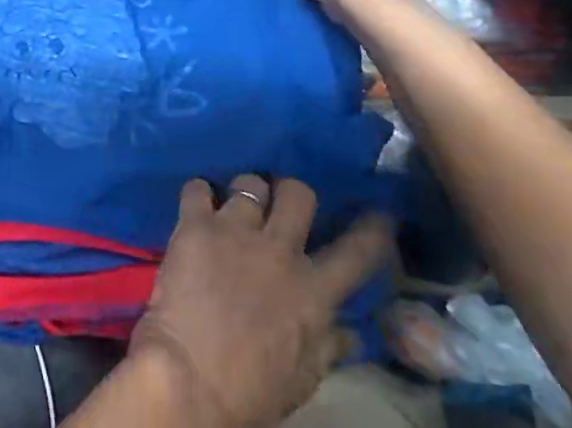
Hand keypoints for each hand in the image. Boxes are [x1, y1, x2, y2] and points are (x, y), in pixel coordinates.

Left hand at [127, 176, 394, 427]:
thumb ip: (327, 345)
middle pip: (298, 194)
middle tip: (278, 203)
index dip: (372, 230)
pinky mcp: (196, 225)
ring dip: (243, 193)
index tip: (378, 213)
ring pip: (248, 183)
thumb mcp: (304, 375)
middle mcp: (279, 251)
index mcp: (314, 292)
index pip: (356, 253)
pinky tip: (196, 206)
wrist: (193, 376)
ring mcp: (236, 232)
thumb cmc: (252, 387)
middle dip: (290, 193)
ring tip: (232, 205)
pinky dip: (198, 192)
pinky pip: (198, 188)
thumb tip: (348, 333)